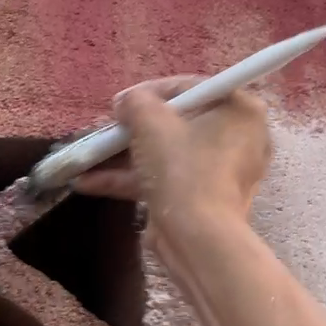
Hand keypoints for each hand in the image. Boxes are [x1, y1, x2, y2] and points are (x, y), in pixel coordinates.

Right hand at [71, 76, 271, 265]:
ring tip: (86, 157)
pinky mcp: (199, 199)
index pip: (189, 89)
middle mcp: (236, 139)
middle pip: (174, 123)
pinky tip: (89, 182)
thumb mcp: (151, 122)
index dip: (149, 92)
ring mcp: (217, 172)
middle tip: (104, 130)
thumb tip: (125, 102)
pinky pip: (163, 179)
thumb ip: (135, 102)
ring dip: (122, 156)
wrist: (196, 237)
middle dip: (130, 129)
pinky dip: (130, 178)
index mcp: (239, 111)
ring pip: (163, 154)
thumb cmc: (181, 168)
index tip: (120, 104)